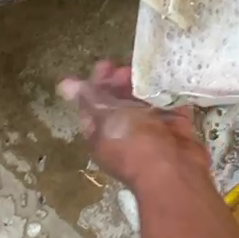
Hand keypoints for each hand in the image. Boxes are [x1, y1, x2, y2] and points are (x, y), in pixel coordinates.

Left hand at [57, 61, 209, 189]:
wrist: (172, 173)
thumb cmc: (133, 144)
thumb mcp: (105, 117)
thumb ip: (89, 98)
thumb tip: (63, 85)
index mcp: (101, 133)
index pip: (93, 103)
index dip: (97, 82)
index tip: (106, 64)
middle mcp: (124, 132)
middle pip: (120, 101)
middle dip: (122, 81)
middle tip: (128, 67)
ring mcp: (151, 131)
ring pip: (145, 102)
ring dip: (145, 84)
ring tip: (148, 69)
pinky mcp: (175, 129)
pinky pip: (171, 106)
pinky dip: (170, 92)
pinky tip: (169, 74)